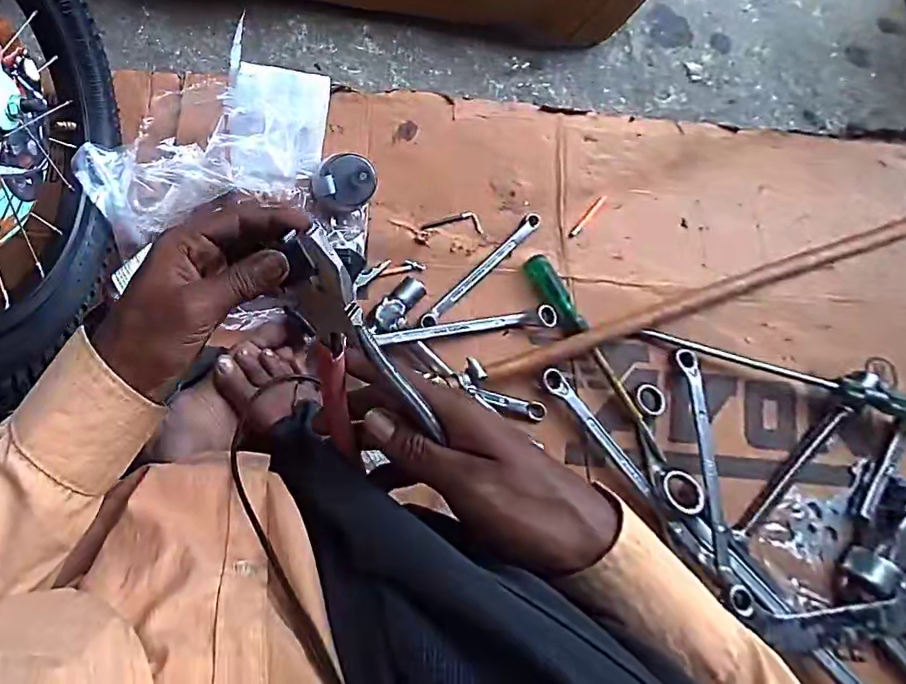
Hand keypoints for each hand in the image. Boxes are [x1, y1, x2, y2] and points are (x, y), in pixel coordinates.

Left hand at [91, 197, 309, 398]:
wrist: (125, 375)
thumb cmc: (153, 336)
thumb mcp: (199, 306)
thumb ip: (242, 279)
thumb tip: (284, 257)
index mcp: (183, 241)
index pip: (233, 218)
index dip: (271, 216)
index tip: (305, 222)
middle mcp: (193, 249)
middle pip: (240, 231)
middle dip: (276, 233)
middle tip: (313, 240)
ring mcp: (200, 272)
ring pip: (243, 254)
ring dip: (273, 254)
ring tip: (308, 258)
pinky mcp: (206, 294)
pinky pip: (239, 277)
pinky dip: (263, 277)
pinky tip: (287, 280)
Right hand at [349, 355, 620, 575]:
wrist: (587, 546)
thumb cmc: (532, 508)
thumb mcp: (468, 480)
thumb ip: (415, 447)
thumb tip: (371, 415)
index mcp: (450, 408)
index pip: (393, 374)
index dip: (357, 364)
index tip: (323, 358)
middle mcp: (448, 418)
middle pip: (388, 402)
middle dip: (351, 407)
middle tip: (318, 422)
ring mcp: (453, 443)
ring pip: (396, 430)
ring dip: (366, 438)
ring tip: (335, 453)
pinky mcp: (458, 468)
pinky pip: (412, 456)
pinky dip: (387, 465)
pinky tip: (371, 483)